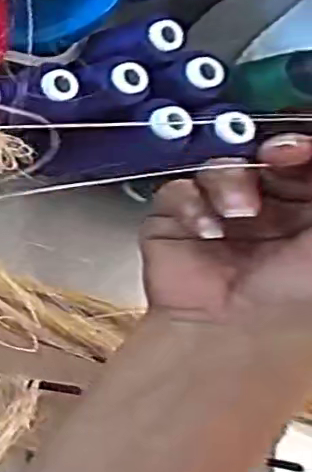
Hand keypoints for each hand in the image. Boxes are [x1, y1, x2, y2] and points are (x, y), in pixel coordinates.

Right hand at [142, 134, 311, 343]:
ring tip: (237, 214)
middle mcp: (278, 202)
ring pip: (221, 170)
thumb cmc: (309, 289)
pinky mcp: (174, 217)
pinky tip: (204, 231)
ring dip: (230, 185)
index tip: (299, 149)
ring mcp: (222, 209)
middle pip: (270, 157)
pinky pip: (177, 192)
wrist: (238, 325)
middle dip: (274, 155)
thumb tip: (303, 147)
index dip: (308, 146)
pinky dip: (190, 207)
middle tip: (275, 157)